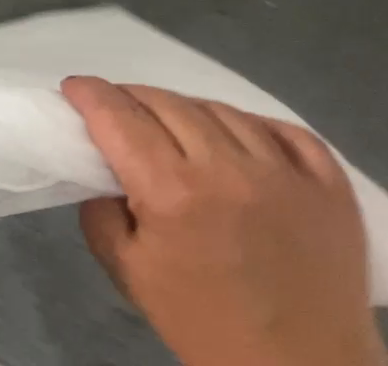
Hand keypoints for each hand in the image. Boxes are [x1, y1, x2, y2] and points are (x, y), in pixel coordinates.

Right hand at [62, 77, 385, 365]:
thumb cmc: (195, 315)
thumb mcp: (119, 259)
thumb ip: (99, 201)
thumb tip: (100, 164)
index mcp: (171, 190)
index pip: (116, 114)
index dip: (86, 92)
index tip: (72, 90)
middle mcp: (230, 172)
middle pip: (165, 103)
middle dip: (127, 97)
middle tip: (112, 111)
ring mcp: (289, 179)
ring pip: (220, 111)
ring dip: (182, 109)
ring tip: (169, 126)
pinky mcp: (332, 193)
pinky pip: (287, 133)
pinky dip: (250, 123)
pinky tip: (233, 137)